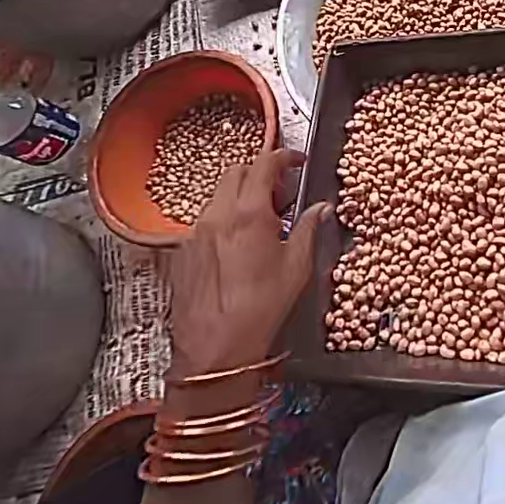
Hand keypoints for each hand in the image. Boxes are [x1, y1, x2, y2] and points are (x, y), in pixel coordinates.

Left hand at [167, 149, 330, 378]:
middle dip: (260, 173)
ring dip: (241, 195)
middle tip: (281, 195)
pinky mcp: (184, 250)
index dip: (283, 156)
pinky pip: (205, 220)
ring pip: (218, 194)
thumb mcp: (296, 266)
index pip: (264, 164)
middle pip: (236, 171)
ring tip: (262, 222)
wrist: (215, 347)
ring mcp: (196, 231)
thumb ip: (308, 228)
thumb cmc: (260, 308)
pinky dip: (224, 218)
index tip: (296, 161)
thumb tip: (320, 209)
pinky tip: (239, 245)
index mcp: (249, 213)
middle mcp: (218, 214)